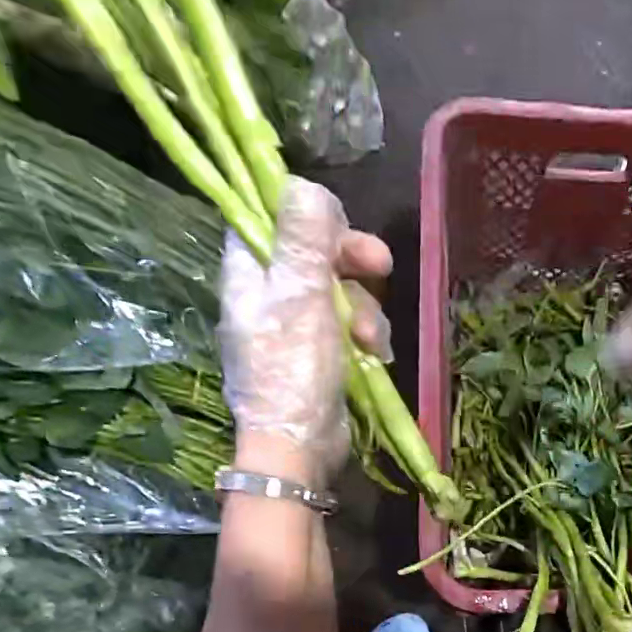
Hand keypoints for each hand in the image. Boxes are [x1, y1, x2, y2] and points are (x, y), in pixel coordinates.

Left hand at [219, 177, 392, 485]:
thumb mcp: (300, 297)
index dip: (307, 214)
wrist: (298, 447)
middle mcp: (271, 295)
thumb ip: (303, 239)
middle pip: (314, 253)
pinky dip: (367, 338)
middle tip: (381, 267)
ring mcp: (298, 326)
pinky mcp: (322, 353)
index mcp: (250, 273)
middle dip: (352, 262)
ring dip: (365, 311)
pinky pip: (351, 327)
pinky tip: (375, 356)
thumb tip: (303, 185)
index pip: (269, 218)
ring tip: (370, 341)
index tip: (340, 225)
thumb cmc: (292, 370)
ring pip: (342, 292)